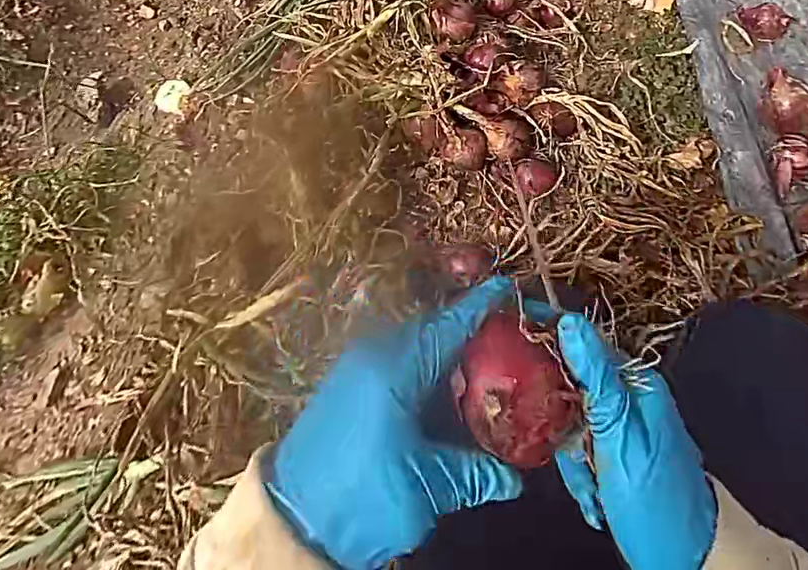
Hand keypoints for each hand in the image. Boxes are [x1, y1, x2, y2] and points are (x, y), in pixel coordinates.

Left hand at [267, 278, 525, 568]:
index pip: (446, 326)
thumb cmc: (362, 495)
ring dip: (444, 352)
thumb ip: (472, 473)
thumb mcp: (426, 486)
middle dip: (465, 330)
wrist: (295, 521)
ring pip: (412, 347)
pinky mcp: (349, 385)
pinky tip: (442, 392)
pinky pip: (395, 362)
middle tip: (502, 335)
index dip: (477, 306)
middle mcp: (374, 355)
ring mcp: (357, 367)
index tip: (503, 286)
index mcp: (395, 366)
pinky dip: (423, 369)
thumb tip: (512, 476)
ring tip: (480, 363)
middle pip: (430, 331)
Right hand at [554, 313, 717, 569]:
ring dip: (568, 449)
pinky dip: (578, 467)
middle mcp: (628, 393)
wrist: (696, 564)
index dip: (543, 333)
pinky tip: (592, 493)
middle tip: (567, 448)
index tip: (510, 336)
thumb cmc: (659, 502)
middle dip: (555, 411)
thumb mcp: (621, 437)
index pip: (578, 335)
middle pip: (567, 376)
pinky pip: (578, 439)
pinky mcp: (614, 445)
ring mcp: (621, 420)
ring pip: (567, 411)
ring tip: (589, 484)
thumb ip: (596, 377)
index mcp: (633, 380)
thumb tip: (569, 321)